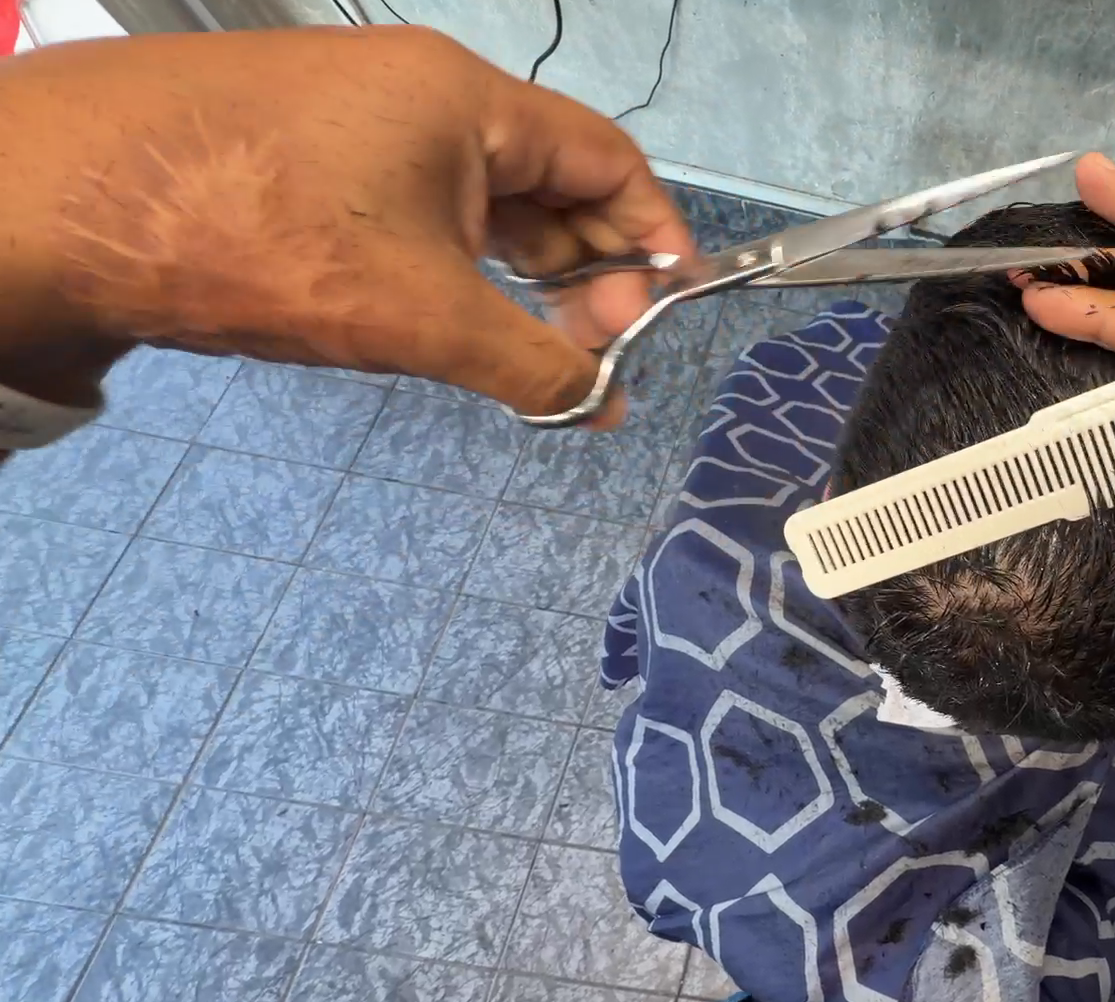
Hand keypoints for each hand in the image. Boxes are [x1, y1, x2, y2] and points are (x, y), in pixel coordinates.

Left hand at [0, 26, 692, 427]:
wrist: (21, 208)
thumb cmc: (255, 243)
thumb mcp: (425, 316)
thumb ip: (540, 366)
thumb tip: (609, 410)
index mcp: (467, 103)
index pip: (609, 163)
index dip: (656, 235)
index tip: (671, 306)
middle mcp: (430, 101)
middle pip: (563, 187)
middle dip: (598, 272)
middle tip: (604, 347)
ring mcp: (376, 130)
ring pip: (505, 209)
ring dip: (544, 282)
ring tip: (552, 348)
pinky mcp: (333, 165)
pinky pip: (447, 219)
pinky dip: (485, 276)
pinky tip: (489, 323)